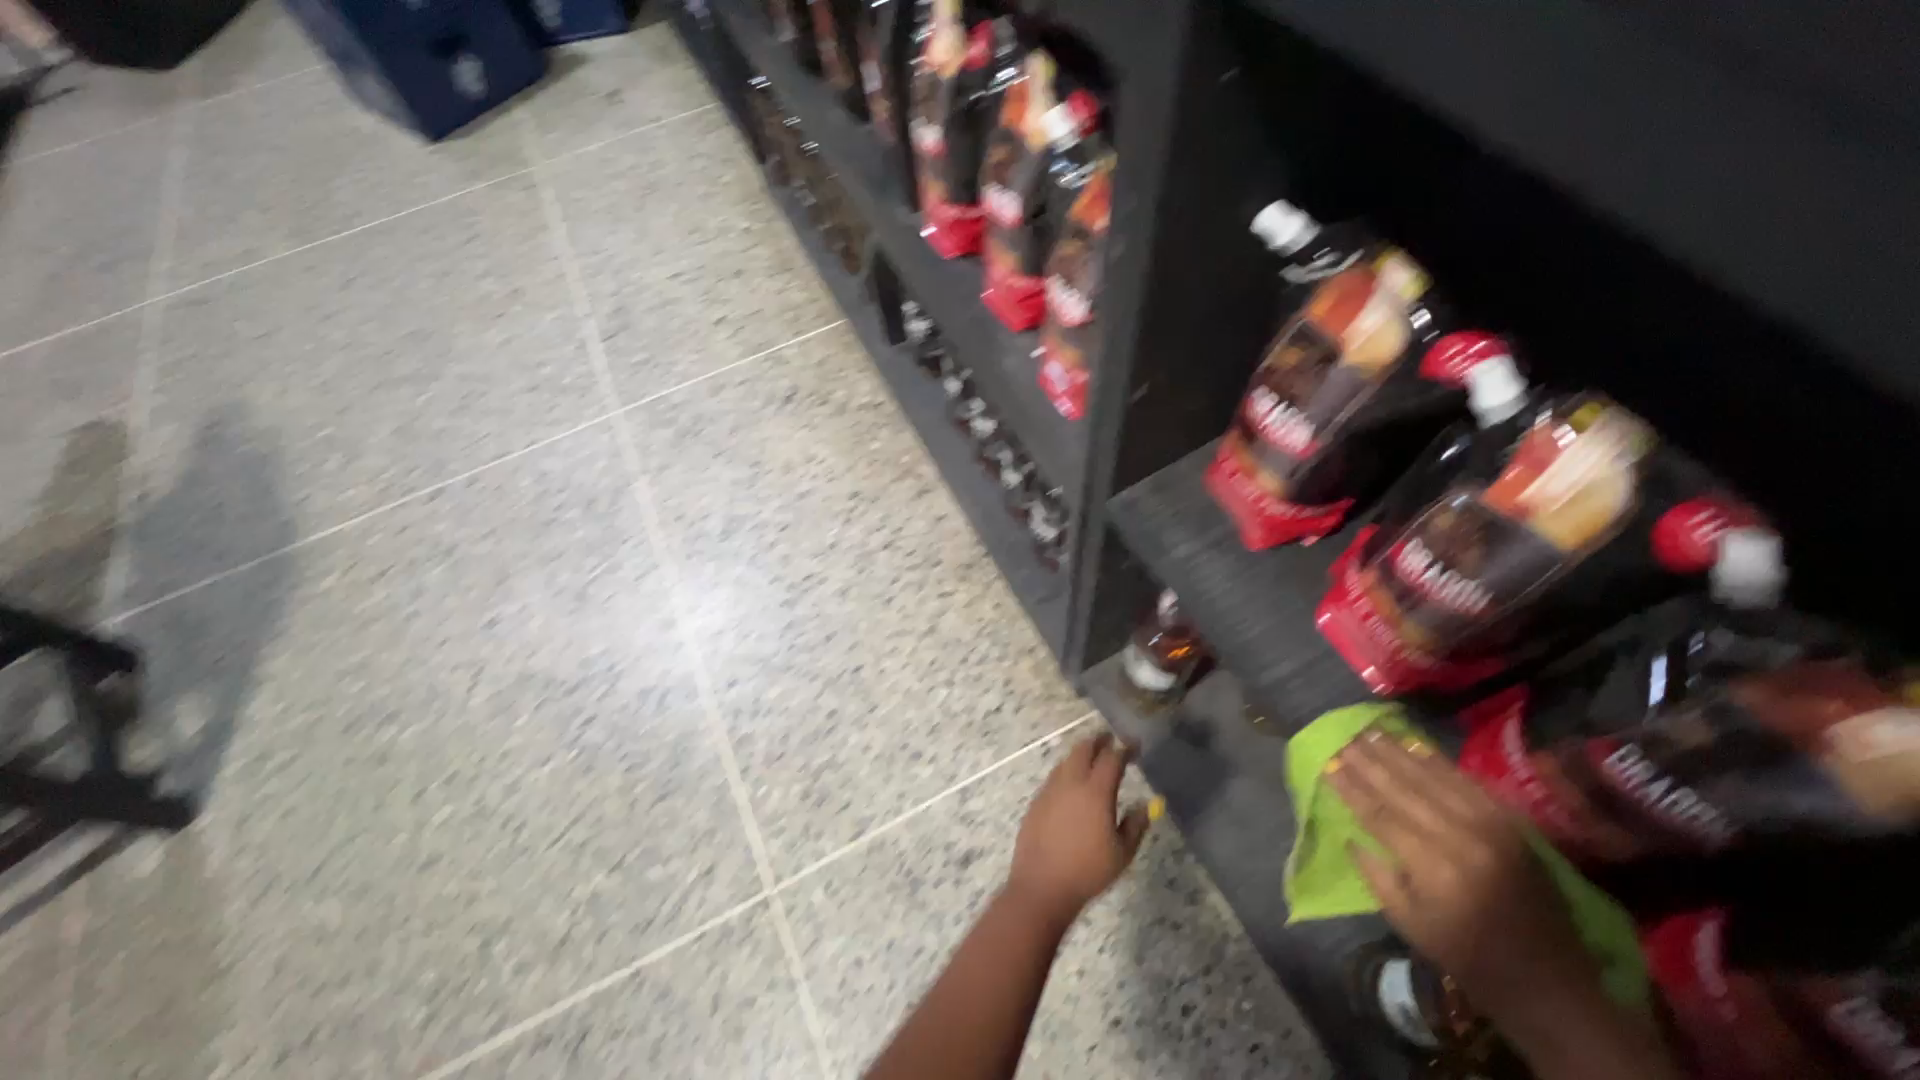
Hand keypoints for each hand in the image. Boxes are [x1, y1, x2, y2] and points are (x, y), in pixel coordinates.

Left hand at [1003, 734, 1150, 928]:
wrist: (1042, 885)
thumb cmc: (1088, 871)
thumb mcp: (1122, 853)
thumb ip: (1136, 825)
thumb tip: (1144, 805)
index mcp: (1095, 792)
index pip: (1112, 759)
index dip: (1125, 749)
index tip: (1134, 745)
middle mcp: (1070, 783)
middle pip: (1083, 749)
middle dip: (1098, 741)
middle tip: (1110, 740)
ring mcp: (1049, 790)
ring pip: (1066, 761)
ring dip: (1080, 754)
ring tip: (1092, 758)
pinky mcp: (1036, 802)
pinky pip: (1054, 777)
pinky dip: (1066, 771)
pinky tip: (1071, 784)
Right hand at [1327, 729, 1597, 1014]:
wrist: (1548, 979)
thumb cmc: (1468, 958)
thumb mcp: (1409, 925)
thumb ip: (1377, 876)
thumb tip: (1352, 834)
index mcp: (1434, 869)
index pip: (1381, 815)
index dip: (1352, 788)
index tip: (1328, 765)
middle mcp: (1464, 839)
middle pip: (1406, 790)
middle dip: (1371, 763)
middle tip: (1344, 739)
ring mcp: (1493, 828)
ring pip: (1436, 779)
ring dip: (1401, 754)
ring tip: (1372, 732)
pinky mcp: (1513, 825)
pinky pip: (1469, 784)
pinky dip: (1439, 763)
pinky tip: (1416, 747)